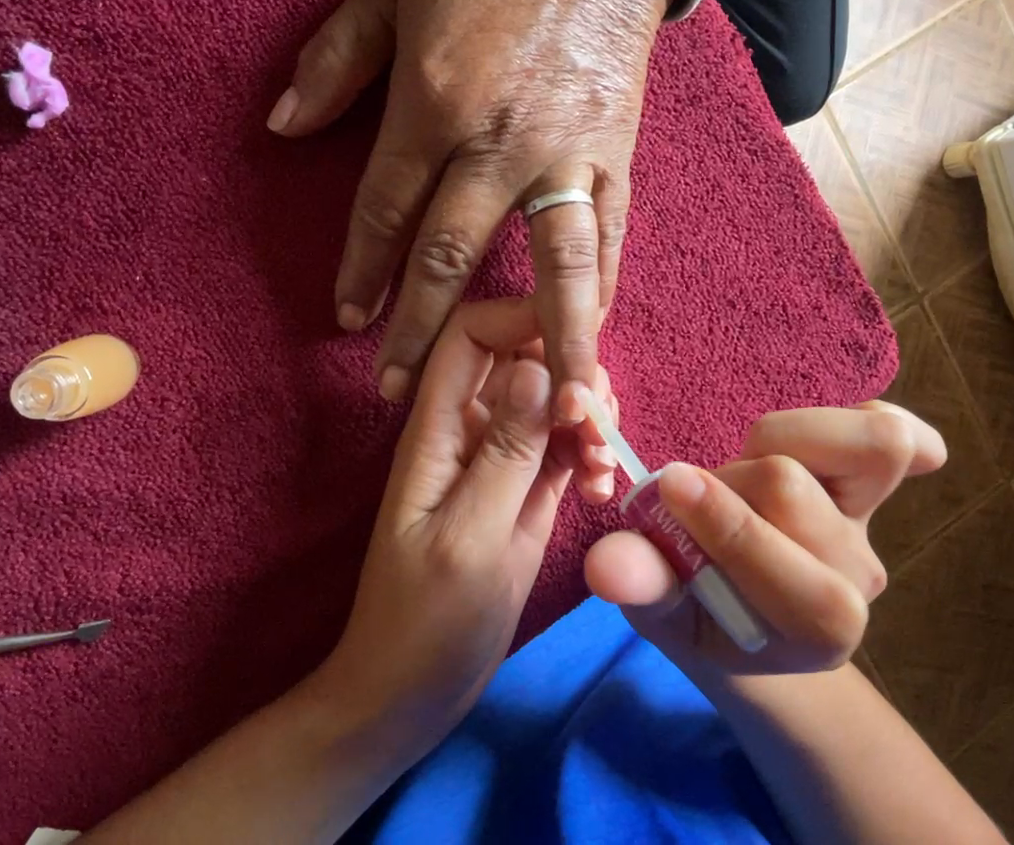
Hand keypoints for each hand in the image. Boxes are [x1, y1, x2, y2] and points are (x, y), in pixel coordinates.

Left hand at [269, 0, 687, 424]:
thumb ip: (333, 60)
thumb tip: (282, 126)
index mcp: (436, 100)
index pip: (387, 210)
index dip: (362, 270)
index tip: (347, 320)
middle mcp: (502, 142)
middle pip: (453, 256)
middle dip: (422, 331)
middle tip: (400, 393)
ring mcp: (569, 155)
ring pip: (551, 267)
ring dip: (539, 344)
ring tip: (539, 413)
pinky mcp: (619, 156)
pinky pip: (609, 239)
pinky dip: (599, 296)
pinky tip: (590, 343)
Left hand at [315, 299, 579, 749]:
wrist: (411, 692)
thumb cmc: (428, 621)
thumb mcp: (471, 538)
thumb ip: (505, 452)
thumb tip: (536, 365)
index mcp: (437, 428)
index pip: (472, 333)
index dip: (524, 320)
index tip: (581, 353)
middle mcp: (469, 431)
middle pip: (523, 358)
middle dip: (571, 375)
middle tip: (600, 427)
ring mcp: (499, 462)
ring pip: (551, 402)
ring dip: (588, 419)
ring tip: (602, 468)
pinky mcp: (524, 493)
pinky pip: (562, 448)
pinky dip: (588, 456)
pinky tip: (602, 490)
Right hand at [584, 403, 945, 676]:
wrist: (748, 618)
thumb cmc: (698, 613)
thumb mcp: (659, 610)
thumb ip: (640, 584)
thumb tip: (604, 565)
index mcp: (813, 630)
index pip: (775, 556)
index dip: (721, 518)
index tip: (668, 487)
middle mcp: (857, 578)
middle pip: (789, 486)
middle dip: (724, 481)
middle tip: (690, 498)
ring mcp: (871, 527)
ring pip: (868, 445)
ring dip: (790, 437)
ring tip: (749, 461)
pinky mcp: (879, 485)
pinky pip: (902, 434)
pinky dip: (870, 418)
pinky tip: (837, 433)